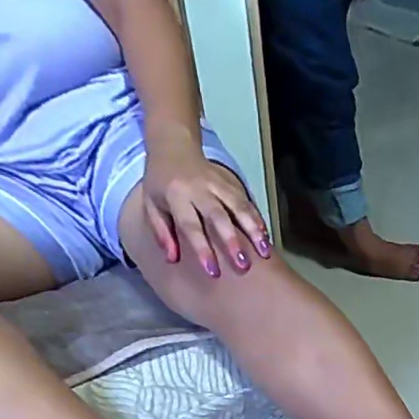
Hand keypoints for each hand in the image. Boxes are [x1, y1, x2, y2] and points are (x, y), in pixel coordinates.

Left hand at [140, 140, 271, 278]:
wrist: (173, 146)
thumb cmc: (161, 183)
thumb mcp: (152, 205)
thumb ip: (162, 233)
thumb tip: (173, 259)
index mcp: (175, 195)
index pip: (191, 225)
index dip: (203, 249)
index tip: (213, 272)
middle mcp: (198, 188)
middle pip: (218, 216)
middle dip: (232, 241)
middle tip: (243, 265)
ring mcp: (216, 183)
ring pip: (238, 206)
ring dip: (253, 229)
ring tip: (264, 252)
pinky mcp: (229, 181)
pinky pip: (246, 200)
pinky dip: (257, 218)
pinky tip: (266, 236)